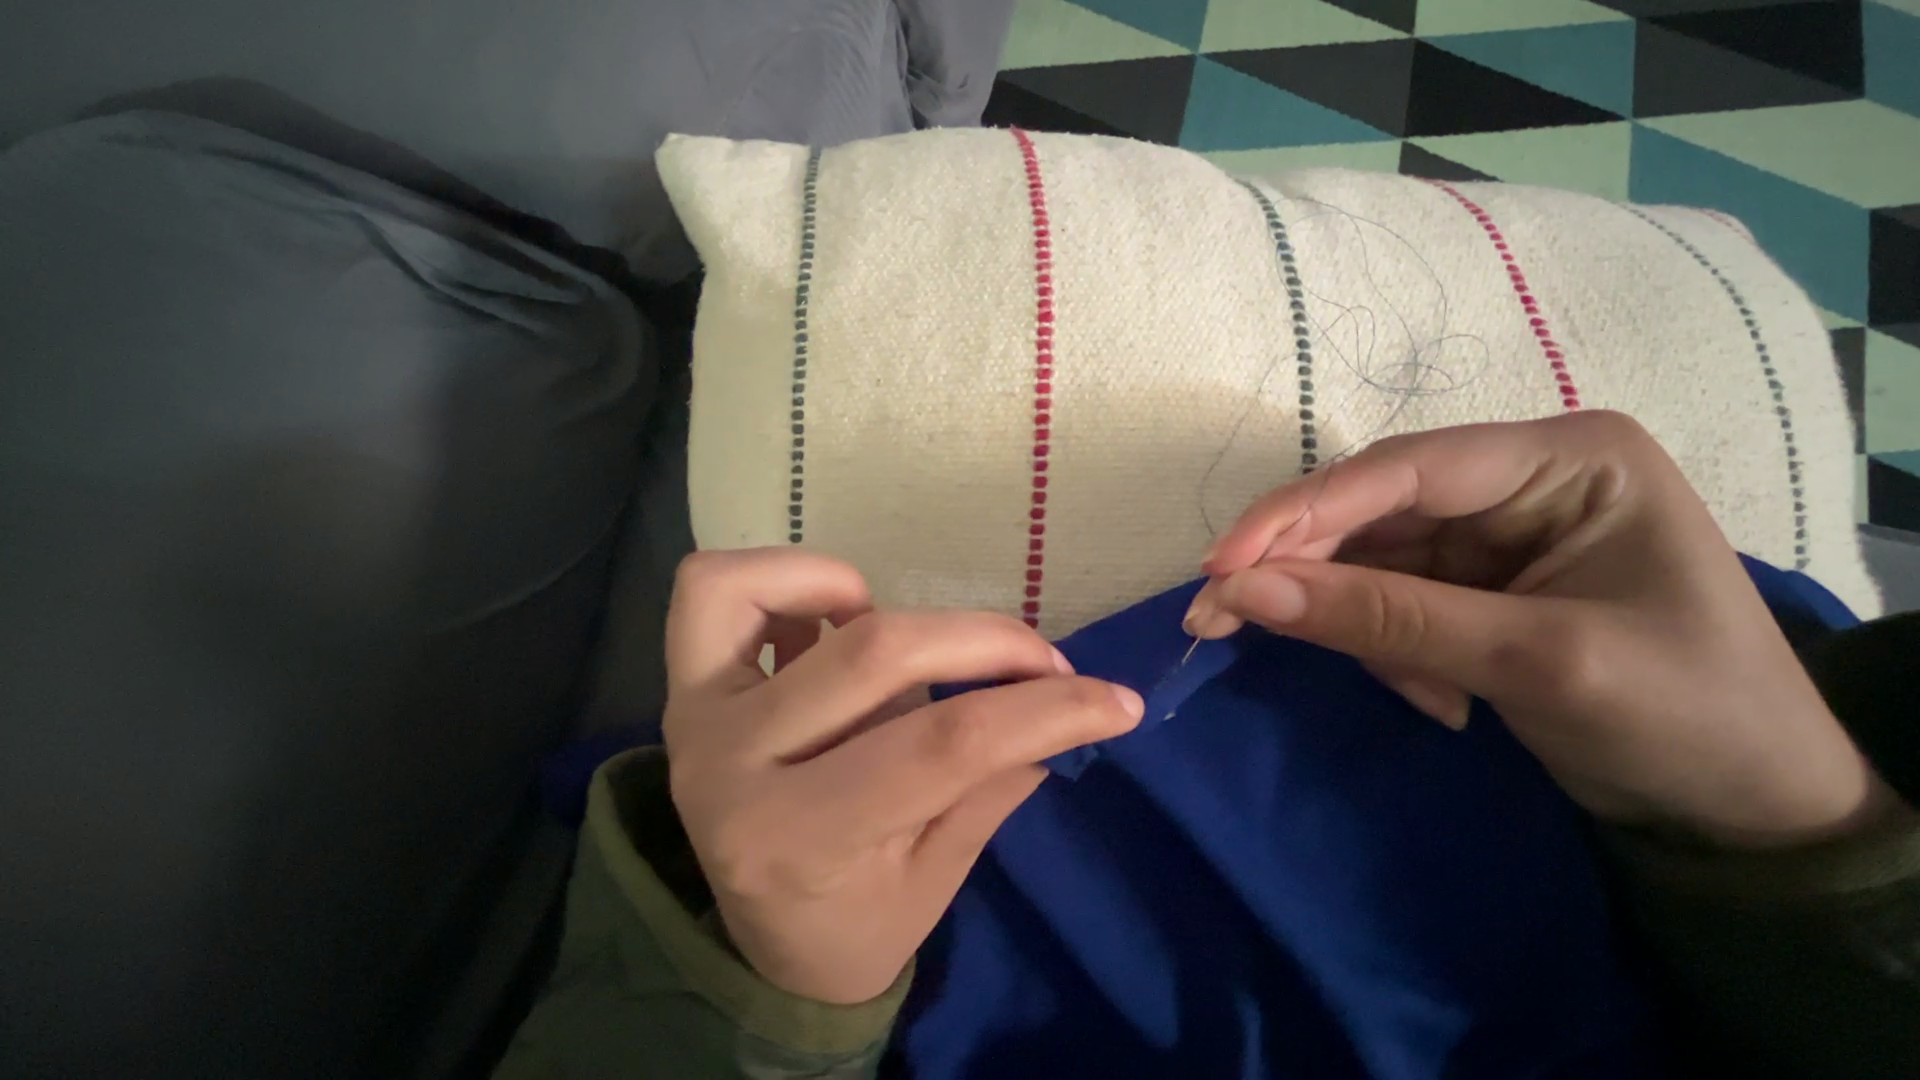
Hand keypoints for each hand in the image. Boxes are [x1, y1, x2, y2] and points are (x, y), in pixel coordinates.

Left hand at [662, 548, 1143, 1004]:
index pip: (943, 746)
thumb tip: (1067, 699)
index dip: (1044, 709)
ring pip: (791, 597)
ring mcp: (698, 713)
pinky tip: (843, 614)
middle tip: (1045, 663)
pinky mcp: (683, 679)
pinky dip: (793, 577)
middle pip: (879, 654)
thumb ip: (995, 782)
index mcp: (801, 838)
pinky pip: (717, 587)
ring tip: (921, 648)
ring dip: (884, 603)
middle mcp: (733, 765)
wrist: (760, 936)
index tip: (1114, 700)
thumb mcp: (937, 878)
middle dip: (991, 644)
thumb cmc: (857, 920)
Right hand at [1185, 411, 1891, 849]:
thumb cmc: (1687, 719)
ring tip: (1417, 697)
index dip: (1302, 513)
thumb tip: (1243, 592)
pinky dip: (1385, 650)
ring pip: (1365, 560)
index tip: (1221, 567)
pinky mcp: (1469, 582)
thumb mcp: (1534, 662)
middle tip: (1218, 620)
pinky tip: (1436, 700)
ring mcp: (1490, 531)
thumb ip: (1385, 619)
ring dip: (1354, 626)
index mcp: (1565, 459)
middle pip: (1369, 511)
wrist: (1749, 816)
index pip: (1402, 470)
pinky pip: (1383, 601)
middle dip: (1303, 572)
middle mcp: (1518, 479)